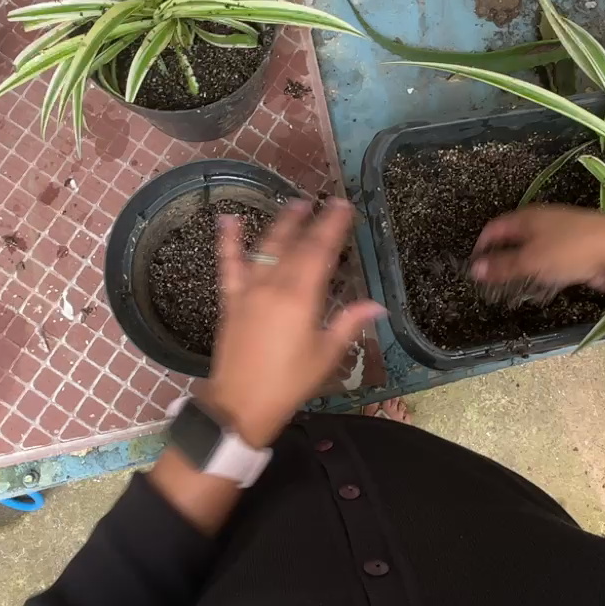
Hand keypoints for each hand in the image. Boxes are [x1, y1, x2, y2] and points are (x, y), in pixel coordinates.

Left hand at [204, 197, 384, 445]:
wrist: (241, 403)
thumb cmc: (289, 382)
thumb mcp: (326, 355)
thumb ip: (348, 324)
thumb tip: (376, 306)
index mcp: (301, 298)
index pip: (321, 252)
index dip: (333, 227)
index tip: (343, 207)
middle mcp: (274, 285)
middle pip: (296, 245)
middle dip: (312, 221)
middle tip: (325, 202)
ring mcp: (249, 290)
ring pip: (266, 247)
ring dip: (281, 224)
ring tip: (294, 204)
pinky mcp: (231, 300)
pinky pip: (229, 264)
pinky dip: (228, 241)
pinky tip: (227, 219)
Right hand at [471, 205, 604, 296]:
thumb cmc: (569, 252)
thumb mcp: (530, 262)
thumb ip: (502, 266)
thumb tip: (474, 269)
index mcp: (528, 217)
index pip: (495, 227)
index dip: (482, 244)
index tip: (476, 263)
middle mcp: (545, 218)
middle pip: (516, 234)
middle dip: (503, 253)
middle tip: (496, 274)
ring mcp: (565, 228)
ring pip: (536, 244)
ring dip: (525, 260)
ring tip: (520, 280)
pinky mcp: (581, 241)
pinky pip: (554, 253)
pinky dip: (545, 265)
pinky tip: (548, 279)